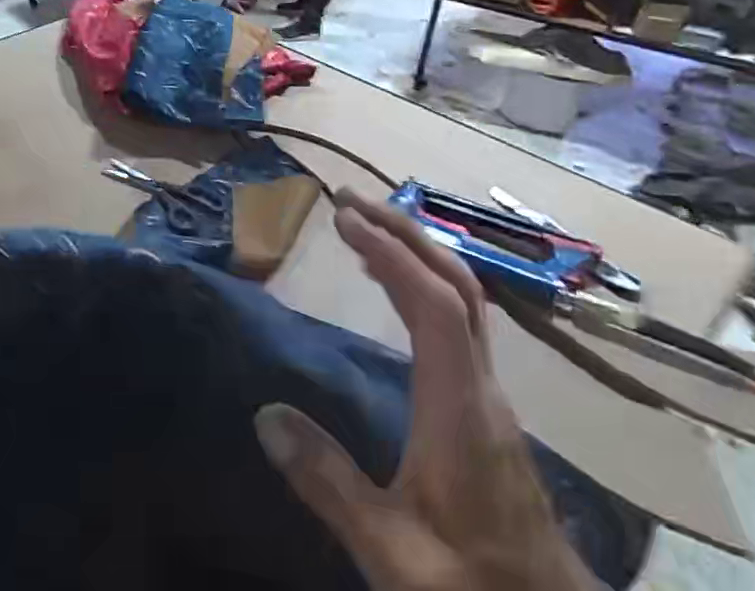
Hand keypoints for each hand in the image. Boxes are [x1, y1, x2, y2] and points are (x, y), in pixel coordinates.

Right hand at [253, 190, 593, 590]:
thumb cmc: (471, 581)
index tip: (345, 218)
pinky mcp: (484, 403)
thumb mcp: (389, 549)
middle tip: (350, 202)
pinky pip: (458, 319)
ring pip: (464, 297)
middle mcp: (481, 384)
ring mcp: (488, 392)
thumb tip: (265, 415)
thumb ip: (328, 484)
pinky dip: (422, 283)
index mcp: (460, 406)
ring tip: (364, 228)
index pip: (436, 305)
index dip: (392, 254)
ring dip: (415, 252)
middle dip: (404, 232)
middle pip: (458, 283)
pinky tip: (397, 289)